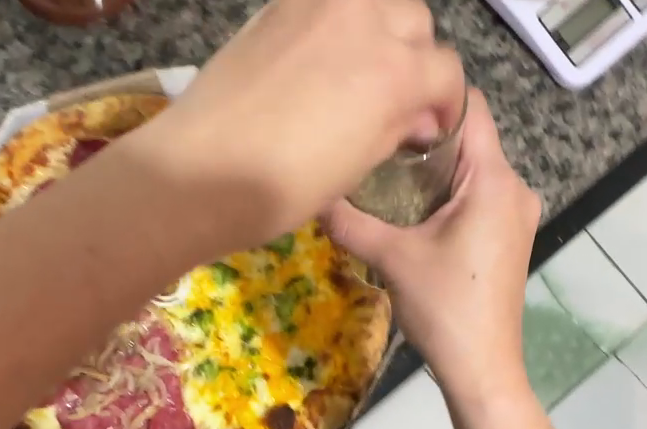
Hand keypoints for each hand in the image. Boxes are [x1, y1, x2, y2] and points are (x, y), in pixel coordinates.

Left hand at [125, 0, 465, 251]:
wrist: (200, 172)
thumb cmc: (281, 191)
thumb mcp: (353, 170)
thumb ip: (394, 130)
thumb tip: (418, 116)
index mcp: (396, 75)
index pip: (446, 71)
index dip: (444, 104)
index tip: (429, 126)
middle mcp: (368, 21)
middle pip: (416, 23)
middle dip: (414, 59)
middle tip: (391, 98)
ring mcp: (323, 4)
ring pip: (378, 0)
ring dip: (380, 29)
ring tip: (357, 69)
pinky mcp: (283, 4)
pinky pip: (329, 2)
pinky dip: (337, 22)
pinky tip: (319, 57)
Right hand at [324, 90, 540, 408]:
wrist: (481, 368)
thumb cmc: (444, 309)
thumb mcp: (393, 260)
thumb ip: (352, 225)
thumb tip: (315, 199)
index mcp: (493, 179)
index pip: (466, 108)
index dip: (425, 101)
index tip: (384, 117)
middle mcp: (515, 187)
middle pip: (467, 141)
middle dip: (422, 144)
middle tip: (375, 157)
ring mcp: (517, 215)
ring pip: (471, 173)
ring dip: (432, 176)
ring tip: (387, 189)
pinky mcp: (510, 239)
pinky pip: (477, 200)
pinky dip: (447, 201)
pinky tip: (414, 221)